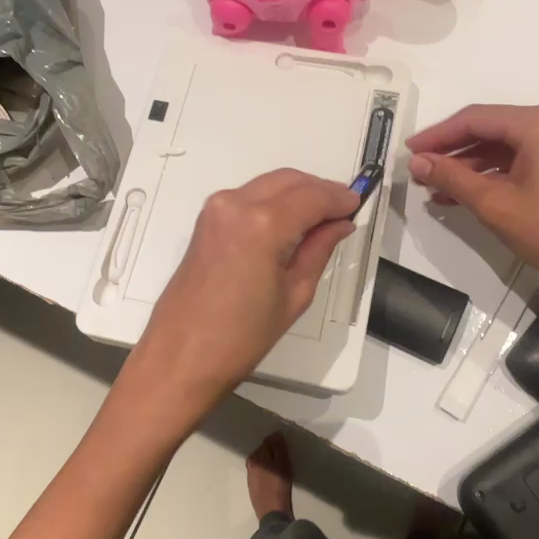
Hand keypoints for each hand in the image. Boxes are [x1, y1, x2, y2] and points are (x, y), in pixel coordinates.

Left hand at [123, 169, 356, 429]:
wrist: (181, 357)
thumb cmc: (241, 337)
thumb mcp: (294, 295)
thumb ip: (319, 249)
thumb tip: (339, 224)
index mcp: (262, 224)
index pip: (312, 196)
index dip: (339, 198)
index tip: (358, 204)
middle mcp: (235, 204)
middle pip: (289, 180)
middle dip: (319, 190)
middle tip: (343, 211)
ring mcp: (215, 210)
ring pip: (268, 184)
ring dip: (296, 193)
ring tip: (320, 220)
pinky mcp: (205, 221)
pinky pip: (248, 196)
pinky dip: (273, 201)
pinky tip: (290, 224)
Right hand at [406, 105, 538, 300]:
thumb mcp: (493, 204)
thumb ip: (451, 177)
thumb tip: (416, 162)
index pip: (476, 120)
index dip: (438, 135)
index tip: (409, 151)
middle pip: (491, 129)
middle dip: (453, 152)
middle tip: (419, 170)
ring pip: (505, 146)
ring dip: (470, 166)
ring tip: (435, 188)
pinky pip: (522, 158)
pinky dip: (494, 173)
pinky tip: (463, 193)